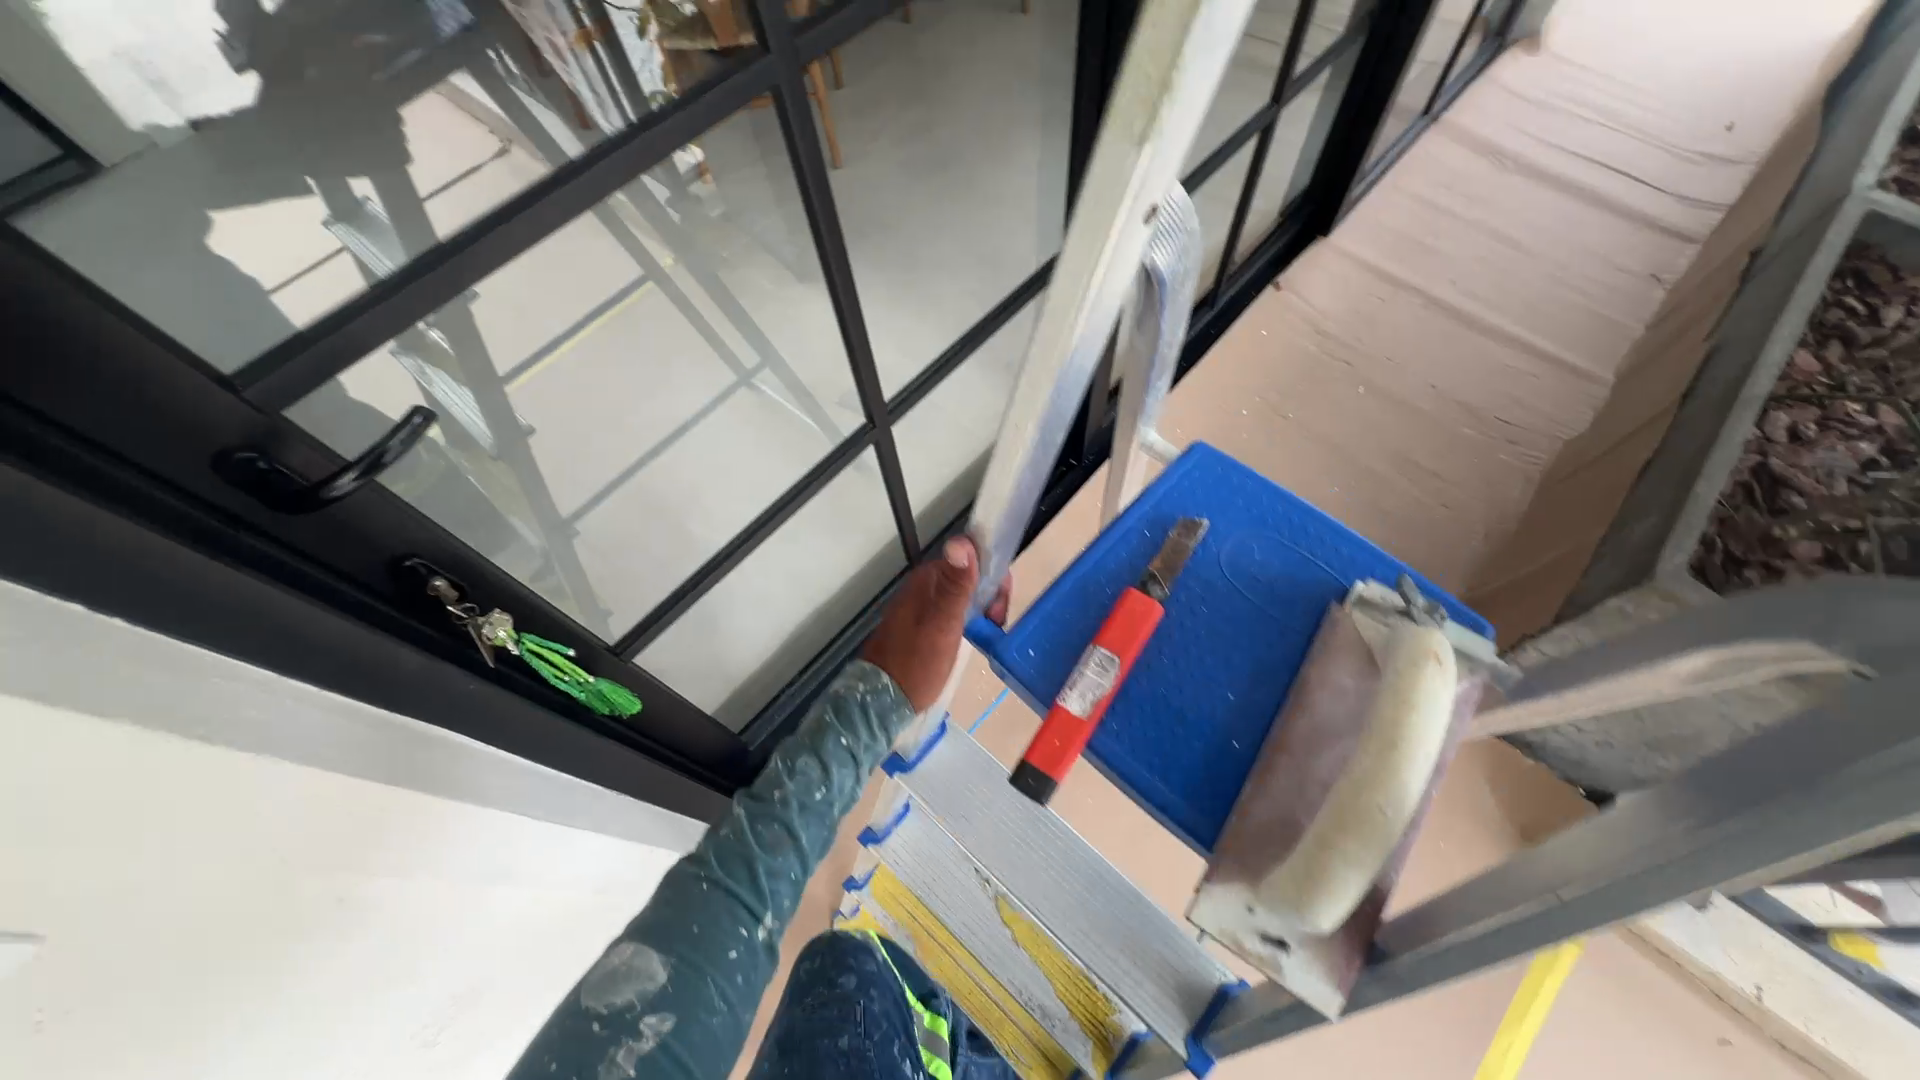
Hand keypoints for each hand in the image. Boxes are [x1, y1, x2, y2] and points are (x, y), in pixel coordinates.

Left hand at [861, 536, 1010, 710]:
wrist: (881, 701)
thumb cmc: (916, 664)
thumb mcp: (942, 625)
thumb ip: (955, 585)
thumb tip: (962, 540)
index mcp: (927, 579)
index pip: (971, 559)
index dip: (993, 578)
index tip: (999, 608)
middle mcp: (923, 586)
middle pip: (968, 577)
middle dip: (989, 596)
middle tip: (995, 625)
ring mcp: (921, 606)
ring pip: (962, 596)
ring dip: (981, 610)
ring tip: (988, 634)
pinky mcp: (921, 625)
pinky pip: (952, 613)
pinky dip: (968, 622)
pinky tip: (973, 639)